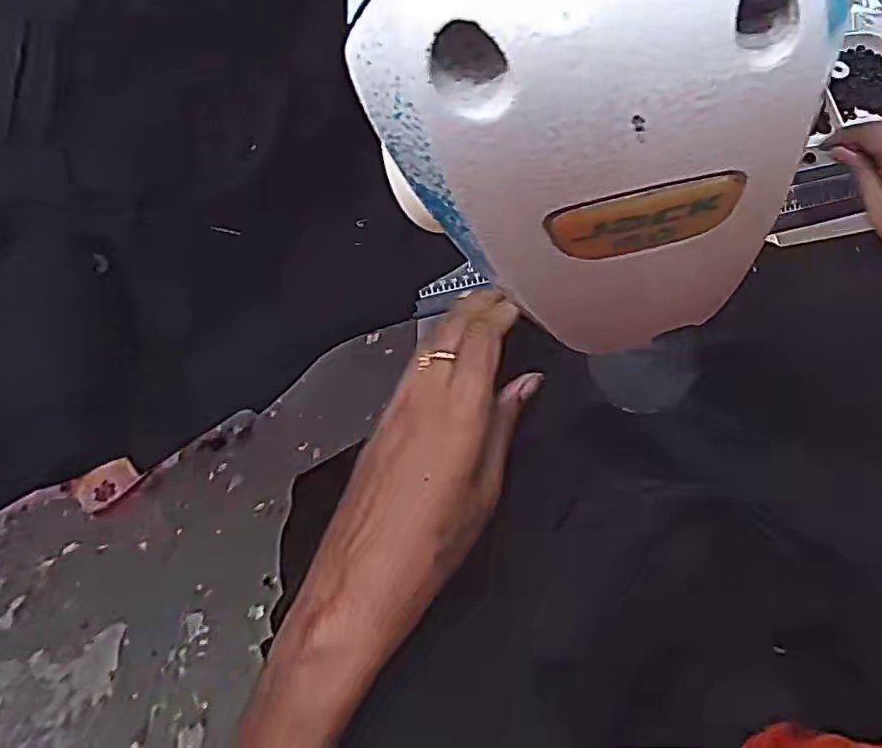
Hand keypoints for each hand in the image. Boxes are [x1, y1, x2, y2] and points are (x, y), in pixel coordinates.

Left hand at [238, 290, 539, 746]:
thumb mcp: (486, 487)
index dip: (501, 311)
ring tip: (478, 312)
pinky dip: (436, 344)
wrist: (357, 585)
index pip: (482, 336)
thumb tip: (524, 386)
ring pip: (428, 341)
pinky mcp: (379, 422)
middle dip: (478, 303)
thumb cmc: (427, 548)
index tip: (518, 304)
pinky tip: (445, 352)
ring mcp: (396, 406)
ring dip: (456, 318)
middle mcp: (422, 397)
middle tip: (501, 296)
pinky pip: (413, 364)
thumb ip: (505, 423)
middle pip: (451, 327)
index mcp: (458, 410)